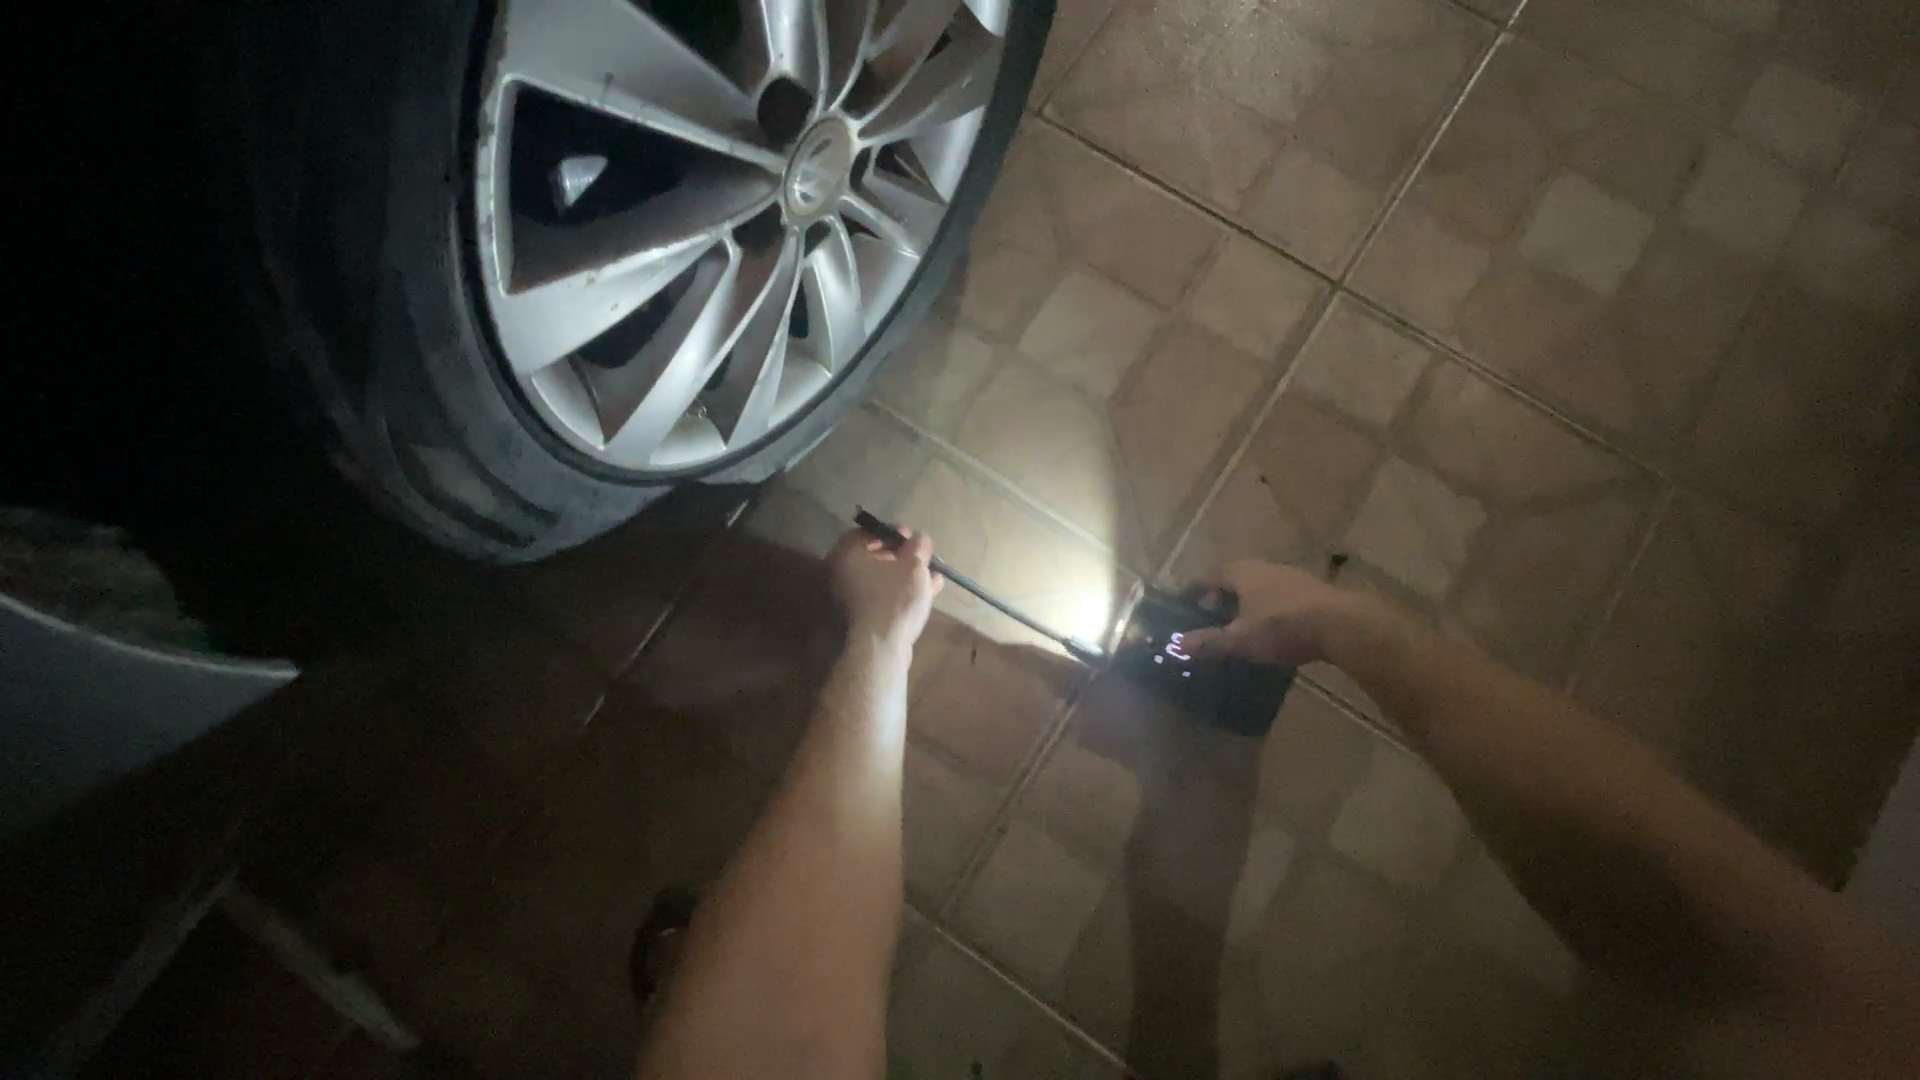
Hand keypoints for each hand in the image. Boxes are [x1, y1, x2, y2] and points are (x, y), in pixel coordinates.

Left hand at [828, 526, 943, 647]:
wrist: (881, 647)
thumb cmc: (895, 598)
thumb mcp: (913, 566)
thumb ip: (918, 546)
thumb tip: (920, 537)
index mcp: (847, 555)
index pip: (866, 532)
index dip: (891, 531)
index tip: (911, 537)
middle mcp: (841, 574)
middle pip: (874, 556)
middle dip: (903, 555)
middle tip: (923, 556)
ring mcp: (849, 598)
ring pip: (882, 578)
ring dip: (907, 574)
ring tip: (933, 574)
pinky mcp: (861, 617)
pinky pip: (883, 596)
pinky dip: (902, 591)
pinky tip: (929, 591)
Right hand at [1178, 559, 1377, 667]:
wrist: (1342, 625)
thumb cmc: (1282, 627)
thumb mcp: (1240, 639)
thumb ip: (1209, 642)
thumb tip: (1178, 644)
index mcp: (1241, 573)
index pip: (1208, 576)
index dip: (1194, 590)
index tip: (1183, 603)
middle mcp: (1264, 568)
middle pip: (1234, 579)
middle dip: (1220, 598)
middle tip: (1210, 618)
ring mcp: (1291, 577)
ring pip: (1259, 588)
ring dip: (1246, 604)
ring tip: (1239, 626)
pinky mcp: (1312, 592)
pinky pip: (1279, 597)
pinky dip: (1268, 609)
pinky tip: (1271, 629)